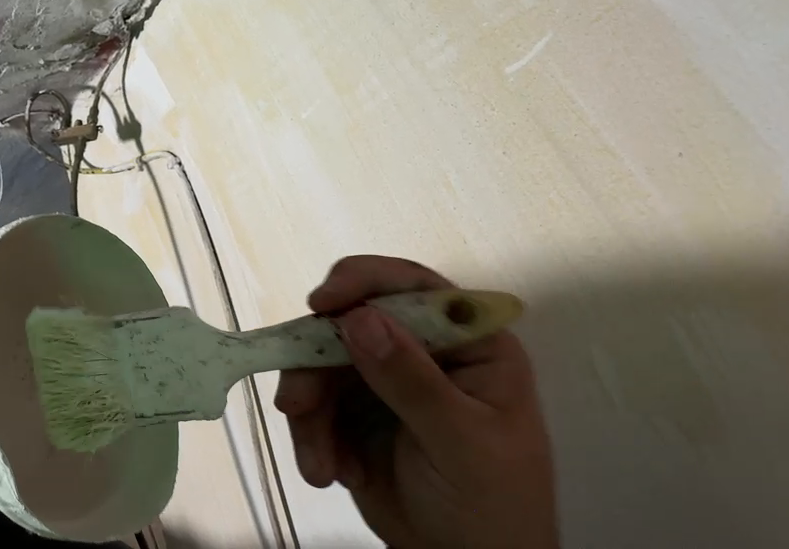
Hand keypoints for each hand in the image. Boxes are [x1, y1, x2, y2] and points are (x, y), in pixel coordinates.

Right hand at [273, 256, 557, 548]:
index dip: (364, 281)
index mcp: (468, 345)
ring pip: (318, 358)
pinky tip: (328, 471)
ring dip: (309, 408)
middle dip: (315, 363)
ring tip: (319, 463)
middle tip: (297, 404)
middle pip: (348, 321)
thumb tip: (358, 319)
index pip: (412, 286)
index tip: (323, 303)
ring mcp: (382, 375)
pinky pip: (312, 397)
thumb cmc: (492, 508)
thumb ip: (413, 382)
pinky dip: (311, 434)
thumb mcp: (462, 445)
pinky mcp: (351, 406)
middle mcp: (421, 348)